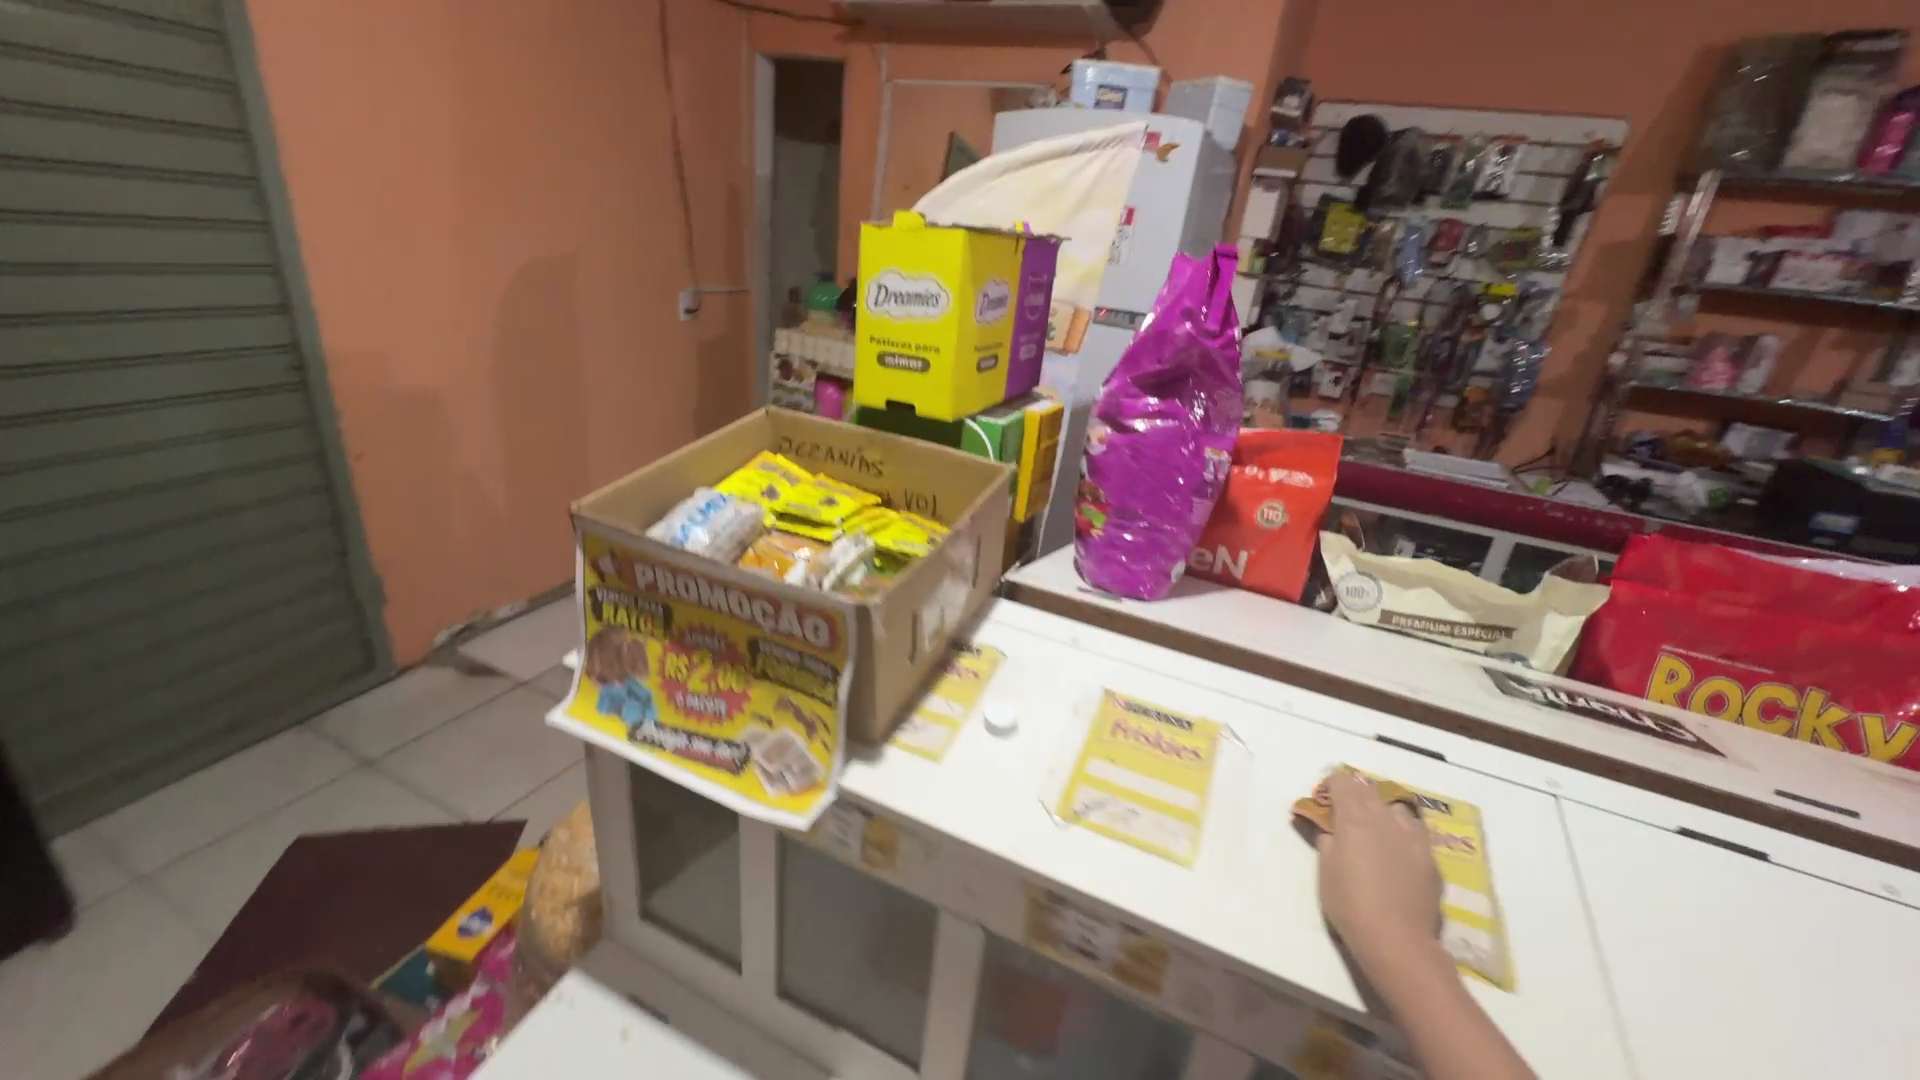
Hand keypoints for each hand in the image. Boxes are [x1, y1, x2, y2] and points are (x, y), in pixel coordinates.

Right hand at [1315, 770, 1442, 965]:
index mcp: (1354, 820)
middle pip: (1370, 791)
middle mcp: (1385, 820)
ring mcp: (1413, 838)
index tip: (1324, 795)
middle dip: (1355, 793)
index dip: (1332, 784)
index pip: (1343, 783)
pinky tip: (1399, 851)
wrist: (1397, 940)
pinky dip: (1403, 833)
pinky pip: (1416, 833)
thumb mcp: (1325, 870)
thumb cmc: (1350, 904)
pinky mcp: (1431, 859)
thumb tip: (1332, 831)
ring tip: (1376, 827)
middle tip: (1345, 808)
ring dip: (1383, 810)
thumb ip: (1328, 842)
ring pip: (1397, 809)